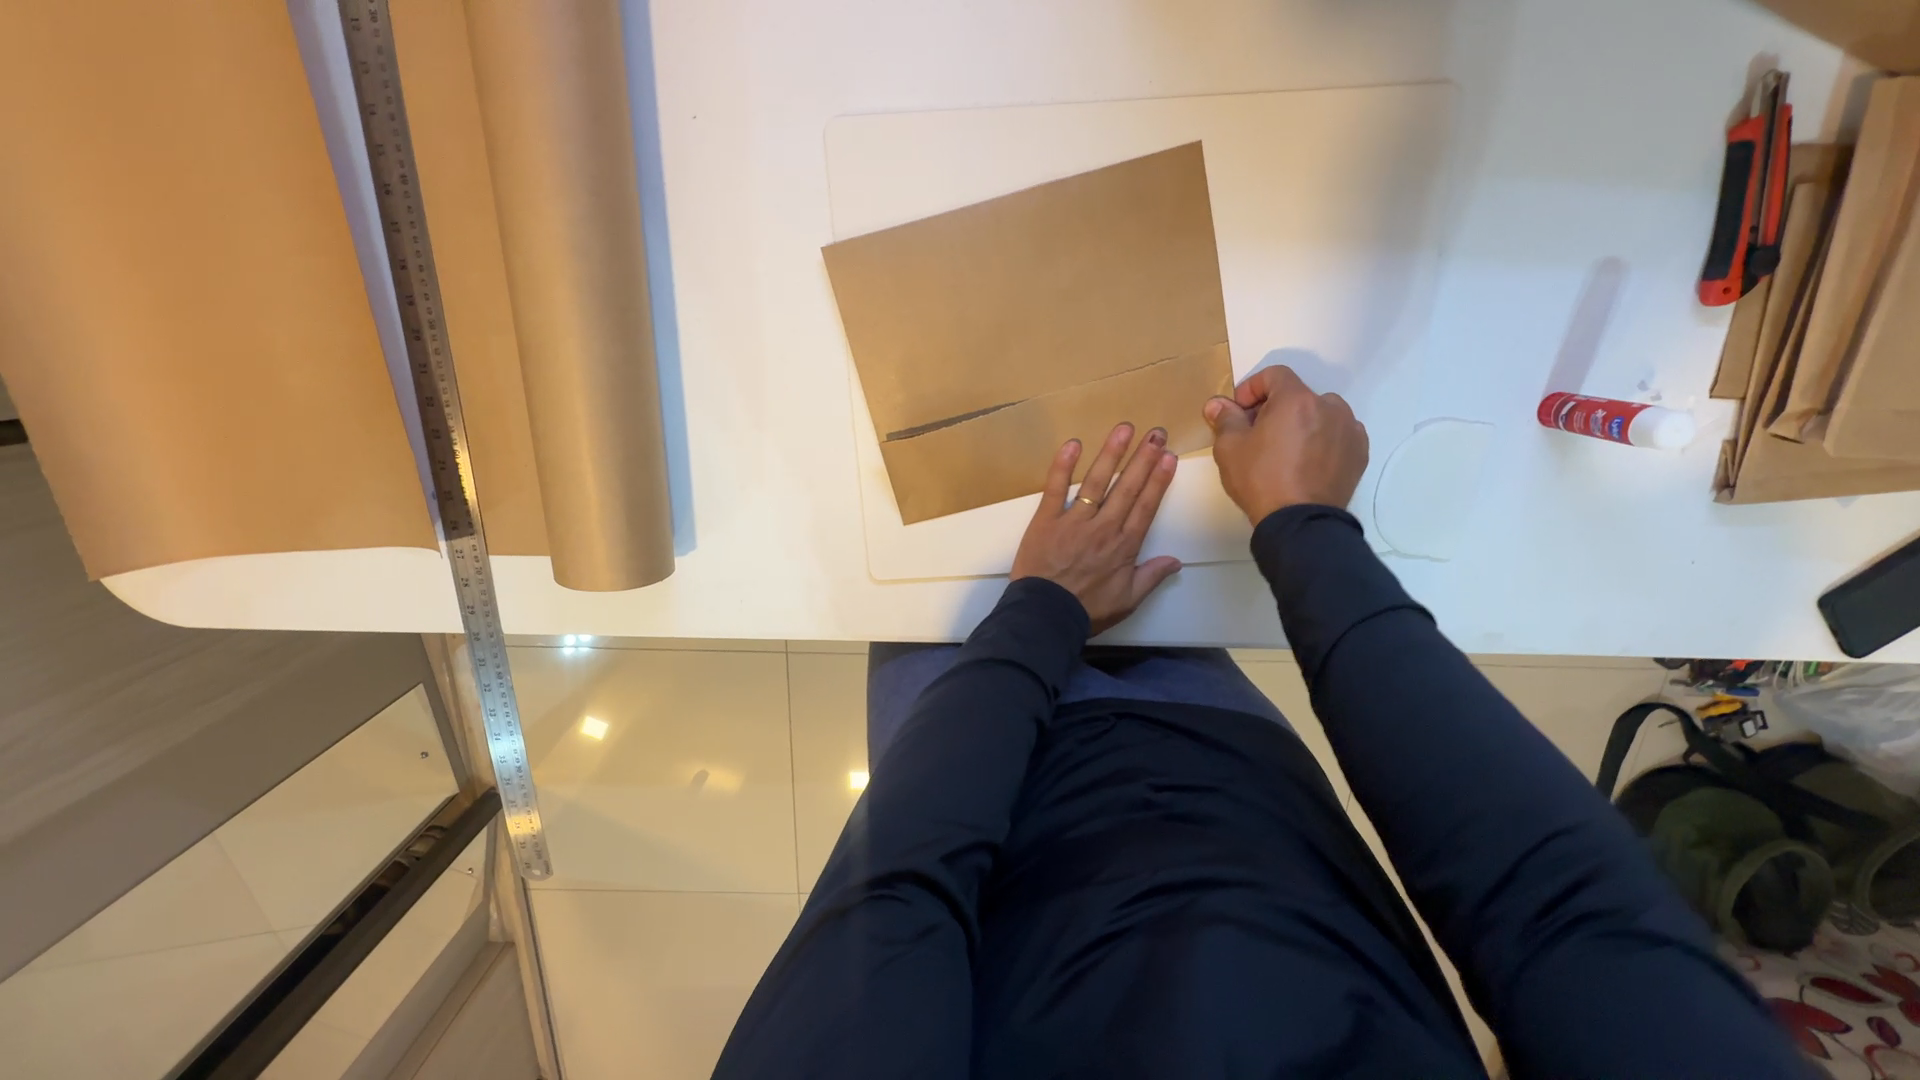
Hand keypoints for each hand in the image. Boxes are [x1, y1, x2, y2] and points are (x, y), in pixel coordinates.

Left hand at [1011, 423, 1182, 634]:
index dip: (1158, 479)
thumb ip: (1151, 577)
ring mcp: (1074, 521)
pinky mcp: (1046, 520)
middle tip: (1155, 433)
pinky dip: (1063, 465)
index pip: (1146, 506)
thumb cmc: (1086, 610)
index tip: (1168, 456)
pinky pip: (1056, 488)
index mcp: (1124, 546)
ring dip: (1111, 453)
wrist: (1045, 615)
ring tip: (1124, 429)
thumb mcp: (1127, 601)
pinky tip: (1073, 444)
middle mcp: (1103, 527)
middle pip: (1127, 487)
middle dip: (1143, 458)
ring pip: (1097, 481)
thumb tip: (1175, 562)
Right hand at [1204, 365, 1368, 524]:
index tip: (1239, 411)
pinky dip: (1322, 440)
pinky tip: (1307, 463)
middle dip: (1275, 409)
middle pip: (1298, 395)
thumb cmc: (1261, 480)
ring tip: (1285, 450)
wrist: (1300, 522)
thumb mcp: (1230, 449)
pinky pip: (1337, 434)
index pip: (1274, 374)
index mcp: (1296, 399)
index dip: (1252, 388)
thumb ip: (1225, 419)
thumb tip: (1217, 404)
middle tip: (1258, 434)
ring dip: (1302, 423)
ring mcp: (1349, 429)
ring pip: (1321, 413)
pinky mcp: (1359, 452)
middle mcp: (1329, 406)